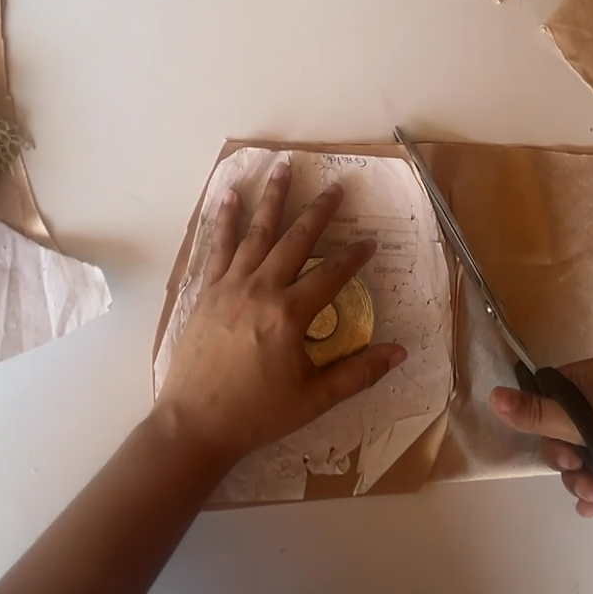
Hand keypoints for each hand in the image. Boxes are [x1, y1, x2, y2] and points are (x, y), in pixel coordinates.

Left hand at [155, 162, 407, 468]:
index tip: (370, 243)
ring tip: (282, 167)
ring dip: (272, 198)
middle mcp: (261, 290)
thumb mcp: (315, 399)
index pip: (331, 275)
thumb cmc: (257, 414)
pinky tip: (230, 195)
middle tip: (336, 188)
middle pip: (296, 241)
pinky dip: (225, 219)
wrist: (193, 426)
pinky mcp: (207, 291)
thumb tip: (399, 352)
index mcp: (290, 315)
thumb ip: (358, 372)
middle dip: (319, 212)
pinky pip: (218, 247)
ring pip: (257, 233)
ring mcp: (230, 286)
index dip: (354, 257)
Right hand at [489, 355, 592, 518]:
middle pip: (563, 427)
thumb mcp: (587, 422)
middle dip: (563, 454)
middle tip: (572, 469)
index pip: (552, 390)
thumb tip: (493, 395)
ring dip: (579, 476)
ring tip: (592, 492)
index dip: (540, 417)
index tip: (543, 439)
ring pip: (582, 454)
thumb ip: (539, 415)